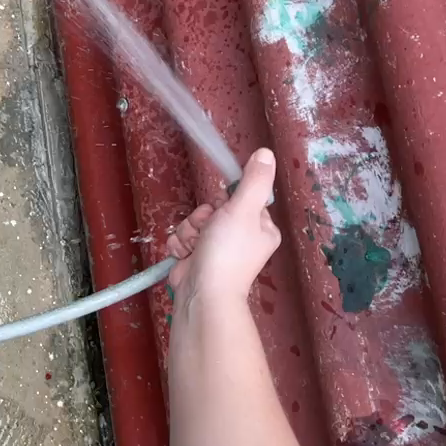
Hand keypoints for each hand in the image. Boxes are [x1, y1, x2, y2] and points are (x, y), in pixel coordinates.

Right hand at [167, 148, 281, 299]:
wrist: (203, 293)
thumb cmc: (227, 252)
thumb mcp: (243, 210)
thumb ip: (253, 181)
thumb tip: (265, 153)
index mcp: (259, 228)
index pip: (239, 198)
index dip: (225, 200)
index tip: (222, 207)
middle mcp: (240, 238)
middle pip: (212, 208)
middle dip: (202, 217)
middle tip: (207, 229)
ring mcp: (216, 249)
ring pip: (194, 222)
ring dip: (188, 231)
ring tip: (195, 246)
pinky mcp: (195, 257)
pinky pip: (182, 238)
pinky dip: (180, 245)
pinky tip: (185, 255)